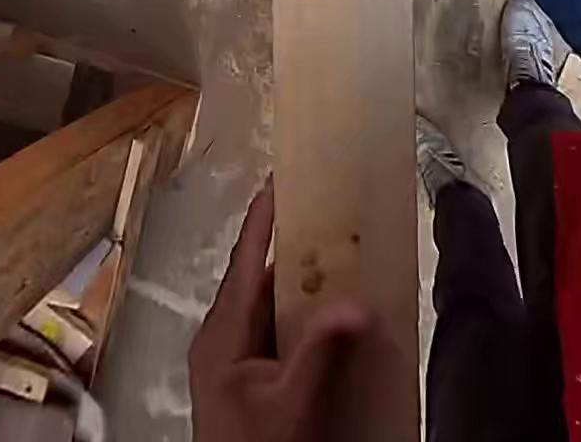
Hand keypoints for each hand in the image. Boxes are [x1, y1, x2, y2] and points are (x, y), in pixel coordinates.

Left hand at [189, 183, 372, 441]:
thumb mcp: (293, 403)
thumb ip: (322, 350)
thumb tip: (359, 302)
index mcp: (222, 332)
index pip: (244, 258)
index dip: (261, 216)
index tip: (279, 177)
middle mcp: (221, 333)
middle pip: (254, 270)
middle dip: (286, 236)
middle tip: (321, 203)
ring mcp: (230, 350)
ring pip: (263, 293)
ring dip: (293, 269)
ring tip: (330, 240)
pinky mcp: (242, 365)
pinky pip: (269, 316)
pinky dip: (293, 299)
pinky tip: (322, 296)